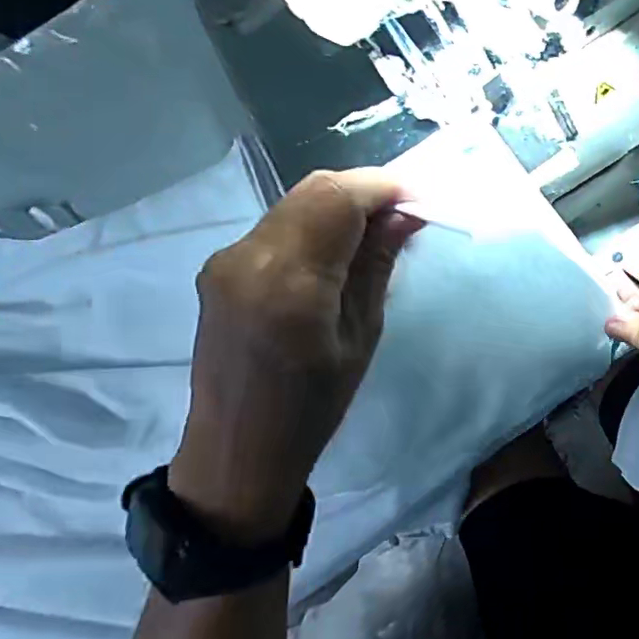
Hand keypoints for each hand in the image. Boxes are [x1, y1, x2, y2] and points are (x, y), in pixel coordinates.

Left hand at [170, 170, 421, 542]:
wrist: (238, 450)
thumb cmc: (314, 406)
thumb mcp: (362, 335)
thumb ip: (377, 265)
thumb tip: (404, 216)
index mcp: (289, 282)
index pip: (337, 199)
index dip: (383, 188)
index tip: (418, 203)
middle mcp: (248, 257)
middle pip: (314, 190)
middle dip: (364, 192)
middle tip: (403, 217)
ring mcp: (226, 259)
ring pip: (295, 203)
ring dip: (340, 207)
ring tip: (376, 236)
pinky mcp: (219, 267)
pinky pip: (278, 226)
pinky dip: (316, 225)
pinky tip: (338, 253)